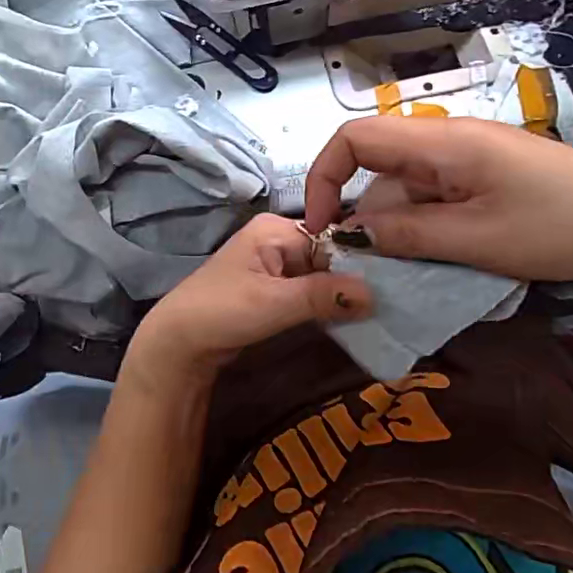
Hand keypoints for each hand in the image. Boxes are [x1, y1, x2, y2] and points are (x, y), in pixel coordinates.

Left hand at [128, 214, 372, 382]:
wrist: (178, 342)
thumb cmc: (221, 312)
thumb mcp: (274, 303)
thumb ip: (323, 295)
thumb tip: (375, 293)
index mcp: (274, 229)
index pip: (332, 239)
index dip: (360, 264)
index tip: (393, 287)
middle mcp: (275, 240)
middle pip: (328, 257)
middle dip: (352, 282)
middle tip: (391, 305)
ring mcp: (272, 265)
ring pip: (319, 277)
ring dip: (339, 296)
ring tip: (376, 315)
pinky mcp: (270, 289)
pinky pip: (306, 292)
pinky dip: (323, 305)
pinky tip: (347, 320)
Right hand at [303, 116, 572, 282]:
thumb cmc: (561, 226)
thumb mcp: (474, 239)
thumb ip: (403, 235)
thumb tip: (346, 235)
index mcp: (441, 141)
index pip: (353, 138)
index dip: (323, 177)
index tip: (321, 227)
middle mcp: (447, 141)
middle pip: (377, 170)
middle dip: (364, 217)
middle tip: (369, 268)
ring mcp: (468, 160)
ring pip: (404, 190)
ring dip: (396, 229)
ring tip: (412, 271)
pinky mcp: (485, 179)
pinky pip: (433, 199)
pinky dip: (424, 229)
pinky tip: (440, 259)